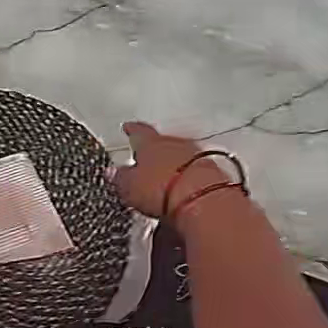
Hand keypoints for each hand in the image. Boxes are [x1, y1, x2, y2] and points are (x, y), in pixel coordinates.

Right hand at [113, 121, 235, 219]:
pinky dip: (189, 179)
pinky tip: (183, 193)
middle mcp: (175, 144)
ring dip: (174, 167)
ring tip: (164, 184)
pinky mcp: (214, 175)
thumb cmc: (163, 188)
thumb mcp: (129, 186)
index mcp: (151, 142)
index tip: (129, 127)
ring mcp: (197, 157)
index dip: (133, 130)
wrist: (201, 200)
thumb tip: (113, 173)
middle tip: (147, 161)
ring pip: (182, 157)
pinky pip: (197, 173)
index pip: (139, 131)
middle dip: (155, 152)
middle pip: (163, 143)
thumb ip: (120, 177)